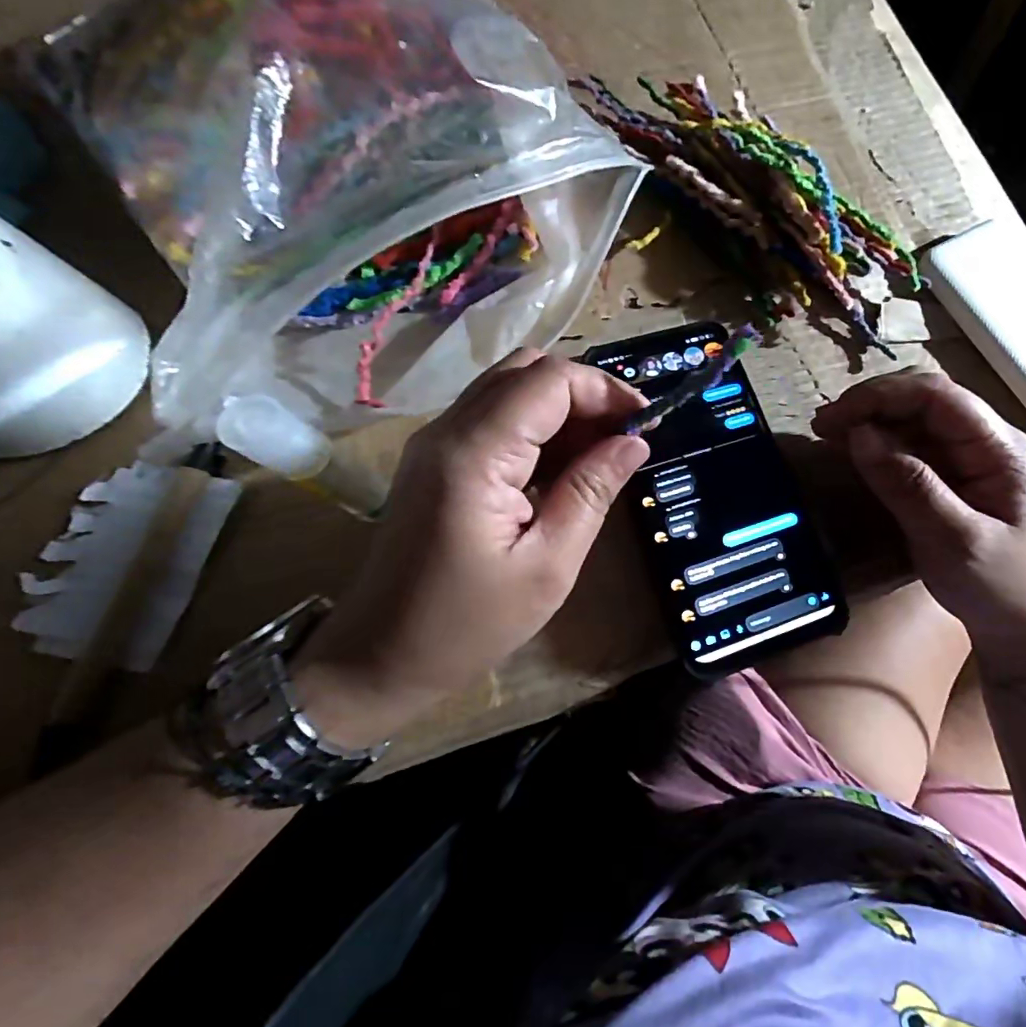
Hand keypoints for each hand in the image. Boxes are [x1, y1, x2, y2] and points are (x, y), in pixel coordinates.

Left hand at [296, 349, 649, 745]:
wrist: (380, 656)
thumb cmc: (468, 625)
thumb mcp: (548, 566)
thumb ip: (591, 493)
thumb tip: (634, 441)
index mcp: (474, 455)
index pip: (548, 381)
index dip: (604, 390)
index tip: (646, 422)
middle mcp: (447, 431)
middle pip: (526, 370)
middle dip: (584, 392)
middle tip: (624, 436)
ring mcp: (435, 442)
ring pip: (509, 389)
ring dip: (562, 408)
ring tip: (603, 453)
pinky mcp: (435, 459)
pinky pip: (493, 418)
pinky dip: (536, 427)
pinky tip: (563, 467)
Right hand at [812, 371, 1025, 652]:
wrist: (1019, 625)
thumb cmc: (997, 584)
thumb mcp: (953, 539)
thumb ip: (909, 486)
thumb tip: (858, 436)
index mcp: (1001, 448)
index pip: (938, 397)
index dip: (882, 396)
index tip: (835, 417)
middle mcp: (986, 440)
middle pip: (924, 399)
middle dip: (872, 404)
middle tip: (824, 425)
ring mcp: (969, 456)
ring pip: (913, 418)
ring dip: (870, 420)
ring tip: (828, 434)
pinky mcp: (951, 474)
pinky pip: (910, 444)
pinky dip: (877, 443)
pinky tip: (851, 449)